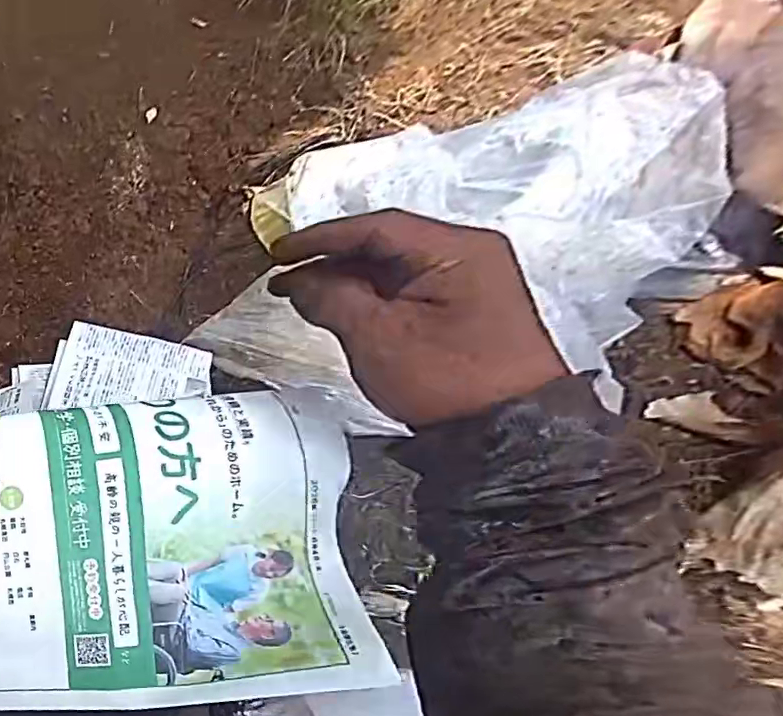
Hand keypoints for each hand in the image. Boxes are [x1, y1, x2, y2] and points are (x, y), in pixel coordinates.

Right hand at [268, 209, 567, 426]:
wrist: (502, 421)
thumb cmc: (447, 376)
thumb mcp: (377, 336)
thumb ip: (333, 299)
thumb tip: (298, 280)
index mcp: (456, 251)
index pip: (377, 228)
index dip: (321, 237)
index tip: (280, 249)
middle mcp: (465, 255)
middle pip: (383, 243)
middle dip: (327, 257)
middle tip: (280, 272)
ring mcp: (461, 281)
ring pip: (387, 266)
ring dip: (340, 276)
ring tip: (296, 290)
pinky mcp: (453, 306)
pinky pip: (397, 287)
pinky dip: (359, 293)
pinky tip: (330, 305)